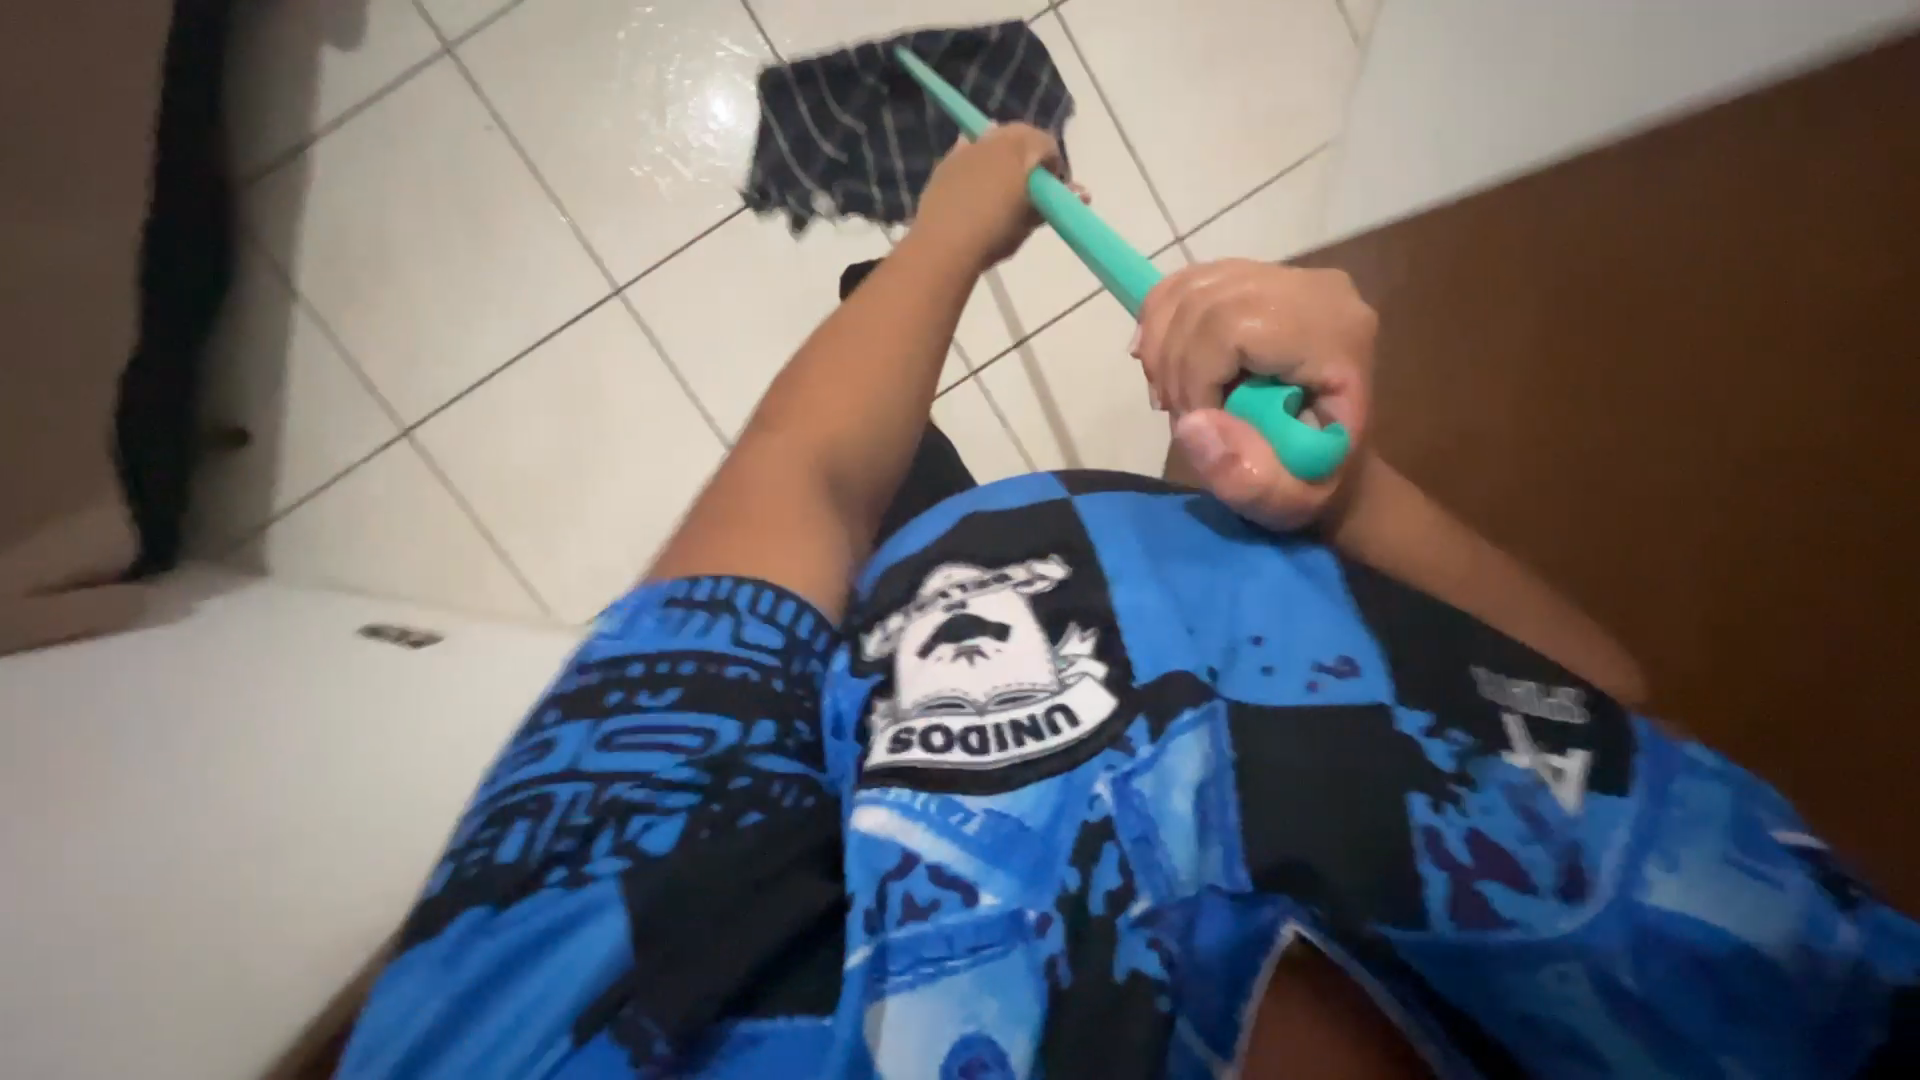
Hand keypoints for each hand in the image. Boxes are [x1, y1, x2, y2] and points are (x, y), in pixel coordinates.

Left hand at [907, 123, 1076, 271]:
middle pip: (1020, 136)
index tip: (1051, 191)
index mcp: (1023, 148)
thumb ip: (1052, 204)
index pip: (1047, 145)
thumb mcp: (1028, 223)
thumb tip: (1083, 193)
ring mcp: (969, 146)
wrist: (944, 244)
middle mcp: (997, 138)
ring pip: (993, 140)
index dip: (1053, 167)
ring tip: (1003, 186)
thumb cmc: (994, 234)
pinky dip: (977, 159)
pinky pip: (968, 149)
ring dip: (1003, 156)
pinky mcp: (947, 161)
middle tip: (1029, 187)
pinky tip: (977, 181)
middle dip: (1028, 156)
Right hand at [1134, 259, 1376, 529]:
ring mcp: (1285, 277)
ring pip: (1188, 290)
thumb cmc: (1315, 483)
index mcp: (1334, 335)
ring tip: (1173, 398)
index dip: (1194, 377)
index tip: (1196, 425)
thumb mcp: (1289, 502)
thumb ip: (1248, 477)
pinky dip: (1158, 324)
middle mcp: (1314, 290)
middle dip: (1173, 369)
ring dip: (1161, 350)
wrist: (1332, 458)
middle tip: (1179, 418)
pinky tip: (1162, 364)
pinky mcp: (1255, 278)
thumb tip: (1190, 424)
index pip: (1231, 325)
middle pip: (1204, 303)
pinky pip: (1186, 283)